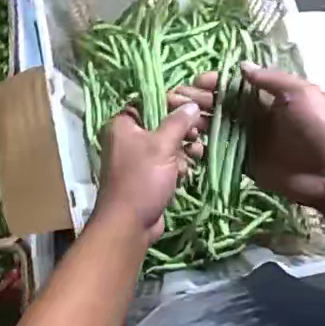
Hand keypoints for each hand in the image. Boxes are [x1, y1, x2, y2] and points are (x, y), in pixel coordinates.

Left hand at [94, 103, 202, 242]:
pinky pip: (167, 163)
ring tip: (197, 153)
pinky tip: (188, 171)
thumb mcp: (162, 145)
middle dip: (183, 129)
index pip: (150, 101)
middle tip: (201, 132)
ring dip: (184, 149)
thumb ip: (178, 122)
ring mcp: (138, 159)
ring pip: (168, 144)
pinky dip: (179, 165)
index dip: (173, 101)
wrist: (130, 224)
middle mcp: (128, 138)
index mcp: (123, 124)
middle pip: (162, 123)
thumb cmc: (142, 179)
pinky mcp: (148, 176)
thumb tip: (192, 105)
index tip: (195, 105)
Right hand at [173, 64, 324, 207]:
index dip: (215, 82)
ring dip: (194, 120)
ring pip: (216, 126)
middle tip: (172, 98)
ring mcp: (250, 140)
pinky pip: (220, 152)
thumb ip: (270, 80)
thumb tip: (241, 67)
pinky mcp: (246, 163)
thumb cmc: (319, 126)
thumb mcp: (300, 93)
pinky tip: (187, 141)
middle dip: (197, 100)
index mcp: (270, 97)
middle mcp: (257, 116)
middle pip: (221, 105)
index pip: (235, 85)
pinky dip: (203, 146)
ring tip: (172, 115)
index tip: (195, 82)